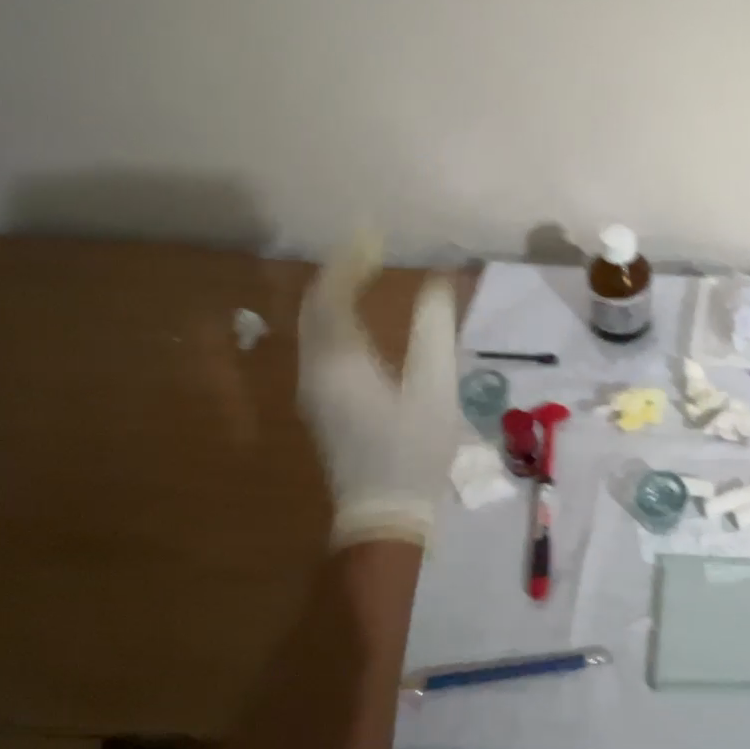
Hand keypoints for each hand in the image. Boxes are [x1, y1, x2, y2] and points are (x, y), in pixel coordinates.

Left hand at [297, 234, 459, 549]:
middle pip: (314, 308)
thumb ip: (433, 333)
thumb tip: (436, 287)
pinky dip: (335, 317)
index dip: (348, 262)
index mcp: (340, 363)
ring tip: (365, 271)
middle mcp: (315, 370)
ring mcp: (314, 389)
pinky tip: (358, 315)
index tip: (372, 235)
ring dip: (334, 294)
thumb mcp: (435, 389)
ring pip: (313, 326)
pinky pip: (319, 343)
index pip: (330, 297)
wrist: (383, 513)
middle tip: (369, 247)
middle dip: (338, 273)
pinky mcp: (321, 402)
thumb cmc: (413, 450)